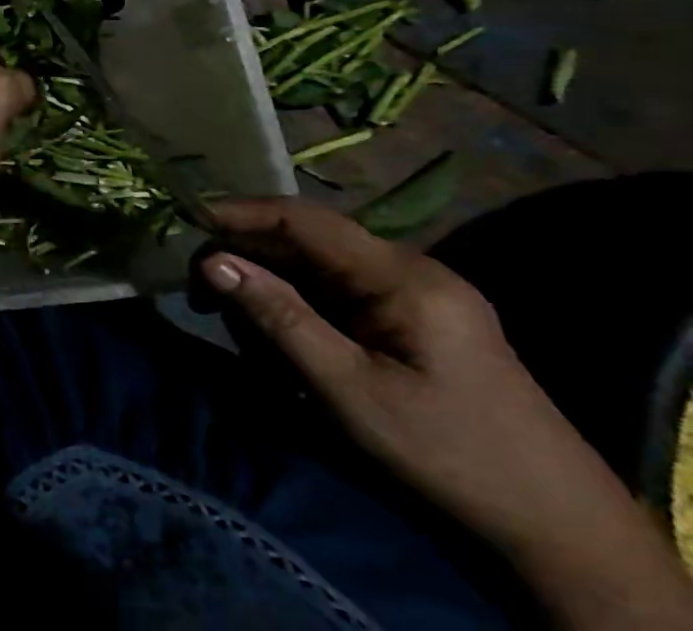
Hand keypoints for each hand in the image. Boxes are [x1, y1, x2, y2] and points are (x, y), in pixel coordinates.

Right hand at [199, 198, 692, 629]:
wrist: (551, 519)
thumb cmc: (443, 448)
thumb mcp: (345, 385)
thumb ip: (277, 316)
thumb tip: (211, 262)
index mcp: (402, 278)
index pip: (304, 219)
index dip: (238, 213)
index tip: (181, 224)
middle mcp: (407, 271)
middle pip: (301, 242)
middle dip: (244, 263)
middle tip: (201, 303)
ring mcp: (410, 294)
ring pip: (310, 269)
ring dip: (266, 294)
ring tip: (247, 344)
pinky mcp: (408, 317)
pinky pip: (330, 294)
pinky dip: (293, 313)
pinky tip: (279, 351)